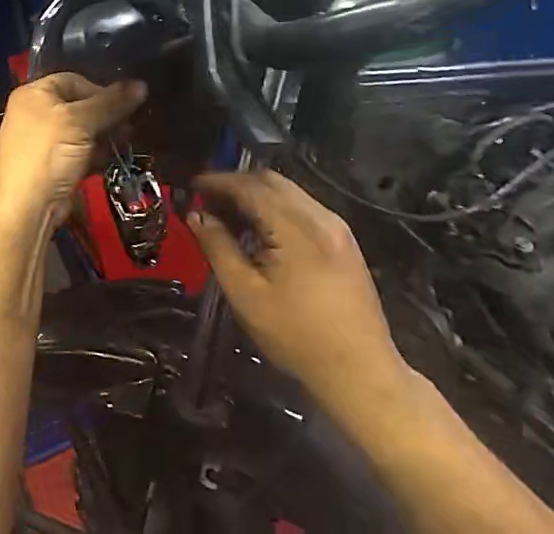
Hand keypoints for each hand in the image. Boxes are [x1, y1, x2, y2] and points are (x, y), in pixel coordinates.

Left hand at [0, 74, 145, 224]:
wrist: (26, 208)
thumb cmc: (49, 153)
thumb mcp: (82, 122)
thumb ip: (111, 102)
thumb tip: (142, 85)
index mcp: (33, 94)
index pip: (73, 80)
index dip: (99, 90)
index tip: (122, 106)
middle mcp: (33, 113)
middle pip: (78, 105)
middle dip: (105, 115)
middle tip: (127, 127)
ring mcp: (40, 141)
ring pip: (79, 129)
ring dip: (102, 135)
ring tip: (122, 143)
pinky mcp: (49, 164)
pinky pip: (76, 150)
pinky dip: (92, 153)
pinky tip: (107, 159)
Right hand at [188, 170, 405, 406]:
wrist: (360, 371)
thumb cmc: (298, 337)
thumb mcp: (247, 296)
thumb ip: (219, 249)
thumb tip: (197, 216)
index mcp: (298, 227)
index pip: (251, 187)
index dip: (219, 181)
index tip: (193, 184)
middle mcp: (321, 217)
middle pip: (272, 181)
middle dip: (237, 183)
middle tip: (208, 198)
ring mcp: (337, 227)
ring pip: (289, 192)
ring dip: (257, 194)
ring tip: (228, 214)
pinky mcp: (344, 240)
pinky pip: (303, 207)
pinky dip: (276, 207)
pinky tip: (261, 229)